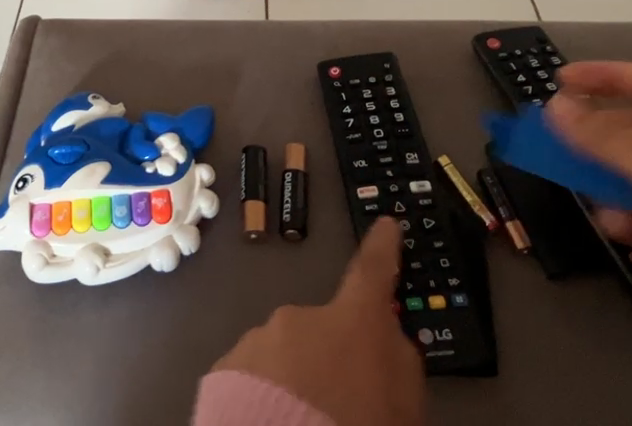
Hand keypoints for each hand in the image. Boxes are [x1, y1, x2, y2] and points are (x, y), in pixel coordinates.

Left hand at [213, 217, 423, 425]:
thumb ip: (397, 362)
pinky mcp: (228, 366)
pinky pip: (252, 377)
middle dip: (328, 360)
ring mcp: (261, 338)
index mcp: (353, 322)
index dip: (382, 247)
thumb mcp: (404, 402)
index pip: (373, 272)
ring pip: (283, 355)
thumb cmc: (357, 425)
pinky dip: (262, 397)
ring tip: (301, 421)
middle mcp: (303, 318)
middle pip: (323, 332)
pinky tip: (270, 422)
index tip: (384, 225)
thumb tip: (385, 341)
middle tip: (336, 403)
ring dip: (293, 380)